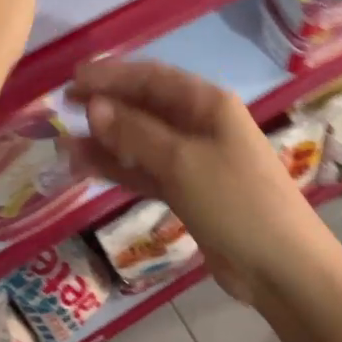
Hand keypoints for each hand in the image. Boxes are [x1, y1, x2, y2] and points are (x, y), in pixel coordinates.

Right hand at [64, 59, 328, 303]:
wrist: (279, 265)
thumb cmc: (235, 201)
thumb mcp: (182, 162)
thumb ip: (134, 133)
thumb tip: (93, 106)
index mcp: (207, 103)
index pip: (152, 77)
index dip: (111, 75)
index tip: (72, 81)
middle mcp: (200, 124)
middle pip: (145, 106)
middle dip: (106, 105)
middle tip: (62, 109)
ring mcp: (194, 159)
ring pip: (141, 141)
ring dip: (106, 141)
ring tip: (65, 145)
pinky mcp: (188, 191)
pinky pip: (146, 170)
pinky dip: (119, 168)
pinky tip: (87, 168)